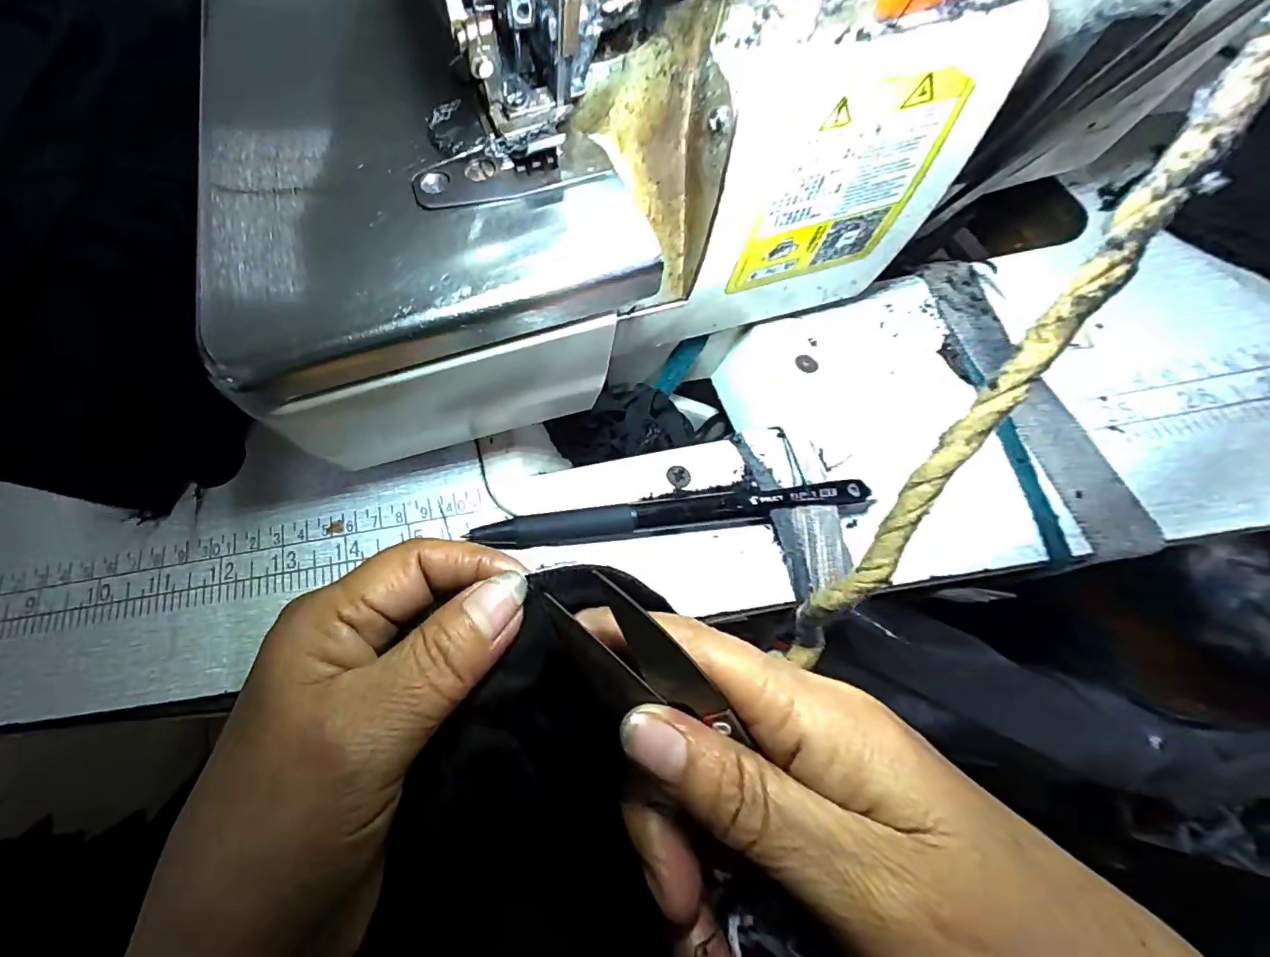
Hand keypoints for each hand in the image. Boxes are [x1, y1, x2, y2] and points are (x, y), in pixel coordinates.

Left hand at [129, 539, 526, 956]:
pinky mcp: (388, 743)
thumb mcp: (364, 724)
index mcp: (329, 619)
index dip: (473, 566)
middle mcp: (349, 647)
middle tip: (555, 627)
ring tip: (548, 661)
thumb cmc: (289, 810)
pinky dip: (480, 696)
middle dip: (486, 603)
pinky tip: (518, 705)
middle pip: (427, 600)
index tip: (539, 590)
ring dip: (488, 651)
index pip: (411, 563)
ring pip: (440, 651)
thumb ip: (438, 657)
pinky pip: (442, 701)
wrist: (249, 923)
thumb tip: (509, 590)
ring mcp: (368, 697)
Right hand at [580, 610, 1198, 956]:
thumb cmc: (1000, 934)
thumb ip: (742, 790)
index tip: (559, 648)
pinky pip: (728, 814)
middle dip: (656, 801)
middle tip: (670, 893)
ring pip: (693, 775)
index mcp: (813, 712)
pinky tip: (716, 916)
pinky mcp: (809, 810)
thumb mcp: (862, 874)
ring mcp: (803, 768)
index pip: (689, 641)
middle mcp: (798, 725)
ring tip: (696, 923)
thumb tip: (633, 716)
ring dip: (678, 845)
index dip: (619, 632)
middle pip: (677, 724)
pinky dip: (708, 862)